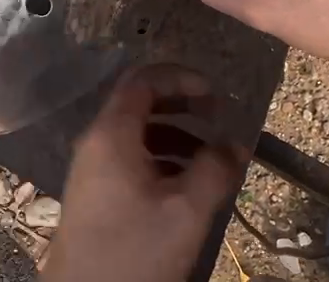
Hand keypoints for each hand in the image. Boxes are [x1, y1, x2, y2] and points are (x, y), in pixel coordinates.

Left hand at [40, 65, 244, 281]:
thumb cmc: (135, 251)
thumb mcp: (185, 212)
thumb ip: (214, 170)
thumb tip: (235, 143)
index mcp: (111, 132)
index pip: (143, 80)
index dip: (180, 77)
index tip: (216, 94)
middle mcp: (96, 139)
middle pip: (138, 103)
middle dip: (180, 104)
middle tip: (217, 117)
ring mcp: (92, 166)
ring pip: (136, 133)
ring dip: (175, 135)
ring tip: (211, 157)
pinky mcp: (95, 192)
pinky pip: (129, 158)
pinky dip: (160, 159)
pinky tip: (187, 184)